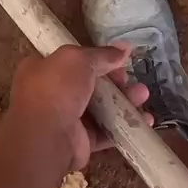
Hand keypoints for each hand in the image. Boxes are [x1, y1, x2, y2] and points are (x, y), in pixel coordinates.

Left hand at [2, 44, 147, 170]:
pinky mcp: (79, 140)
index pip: (71, 61)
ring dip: (123, 101)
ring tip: (143, 96)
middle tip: (130, 81)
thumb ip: (101, 54)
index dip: (95, 59)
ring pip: (100, 108)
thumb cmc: (55, 89)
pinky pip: (105, 131)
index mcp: (41, 69)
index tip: (117, 60)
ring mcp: (65, 118)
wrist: (45, 136)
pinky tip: (145, 120)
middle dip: (114, 81)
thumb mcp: (76, 59)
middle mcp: (51, 93)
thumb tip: (124, 48)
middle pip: (89, 84)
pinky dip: (124, 126)